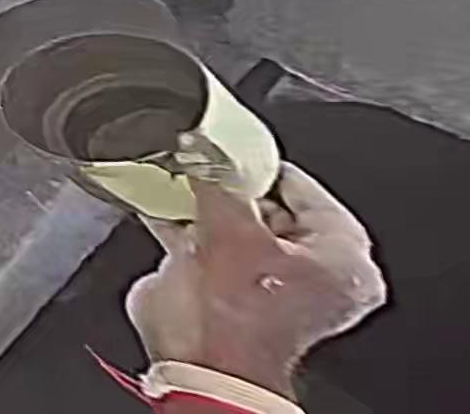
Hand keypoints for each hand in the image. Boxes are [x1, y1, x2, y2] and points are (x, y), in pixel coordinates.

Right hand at [125, 162, 386, 397]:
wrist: (197, 343)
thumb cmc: (238, 305)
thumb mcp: (230, 226)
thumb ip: (215, 181)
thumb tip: (200, 149)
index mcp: (341, 267)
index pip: (320, 204)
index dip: (281, 173)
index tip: (246, 149)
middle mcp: (307, 273)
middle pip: (274, 212)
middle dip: (232, 184)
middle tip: (202, 157)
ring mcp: (262, 277)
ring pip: (233, 222)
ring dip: (199, 198)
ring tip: (171, 172)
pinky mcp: (221, 278)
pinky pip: (201, 235)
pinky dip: (177, 215)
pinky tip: (151, 198)